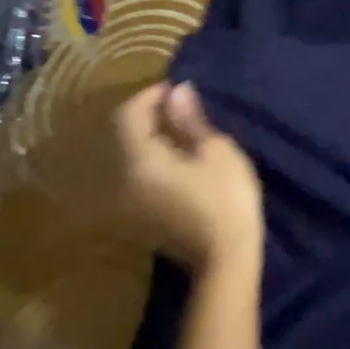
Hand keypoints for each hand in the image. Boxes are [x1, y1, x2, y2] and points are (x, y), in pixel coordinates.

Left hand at [116, 82, 264, 272]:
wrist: (225, 258)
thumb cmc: (226, 198)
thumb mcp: (216, 151)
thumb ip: (190, 120)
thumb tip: (176, 91)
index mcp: (140, 161)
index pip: (129, 114)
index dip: (151, 95)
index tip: (180, 89)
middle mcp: (123, 180)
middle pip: (125, 135)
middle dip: (151, 115)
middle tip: (185, 107)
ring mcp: (128, 202)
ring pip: (131, 156)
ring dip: (152, 138)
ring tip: (185, 132)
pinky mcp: (139, 216)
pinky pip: (138, 175)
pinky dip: (154, 159)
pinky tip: (181, 161)